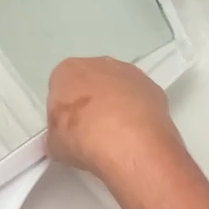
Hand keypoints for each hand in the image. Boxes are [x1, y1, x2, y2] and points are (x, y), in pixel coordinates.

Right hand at [46, 57, 182, 179]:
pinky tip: (135, 133)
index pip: (60, 88)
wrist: (130, 144)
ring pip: (117, 87)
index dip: (63, 110)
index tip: (69, 129)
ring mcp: (128, 73)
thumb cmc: (83, 139)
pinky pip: (139, 98)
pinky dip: (137, 112)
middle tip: (92, 131)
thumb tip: (61, 140)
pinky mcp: (152, 86)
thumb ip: (56, 136)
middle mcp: (98, 64)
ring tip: (117, 135)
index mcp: (67, 71)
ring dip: (115, 105)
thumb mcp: (55, 145)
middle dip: (90, 102)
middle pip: (90, 82)